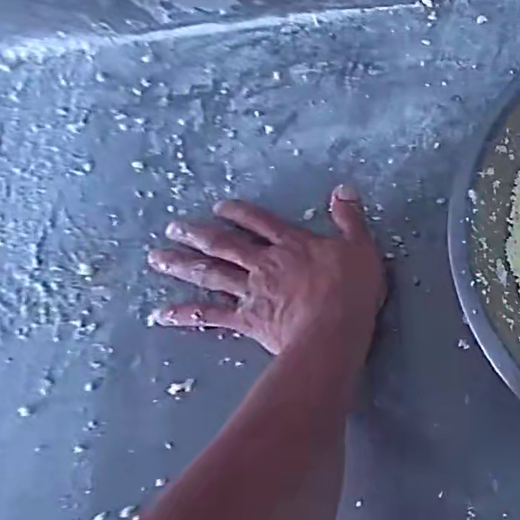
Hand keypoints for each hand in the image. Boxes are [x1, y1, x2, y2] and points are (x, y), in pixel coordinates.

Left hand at [147, 185, 385, 353]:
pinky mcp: (247, 320)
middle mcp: (265, 263)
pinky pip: (211, 316)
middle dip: (198, 234)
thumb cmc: (352, 289)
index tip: (220, 207)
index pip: (262, 222)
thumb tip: (343, 189)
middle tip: (173, 227)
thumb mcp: (361, 246)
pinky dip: (186, 314)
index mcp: (292, 244)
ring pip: (212, 274)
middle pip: (226, 245)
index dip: (240, 212)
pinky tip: (162, 313)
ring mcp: (252, 292)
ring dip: (183, 265)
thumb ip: (350, 218)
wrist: (333, 329)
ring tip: (158, 258)